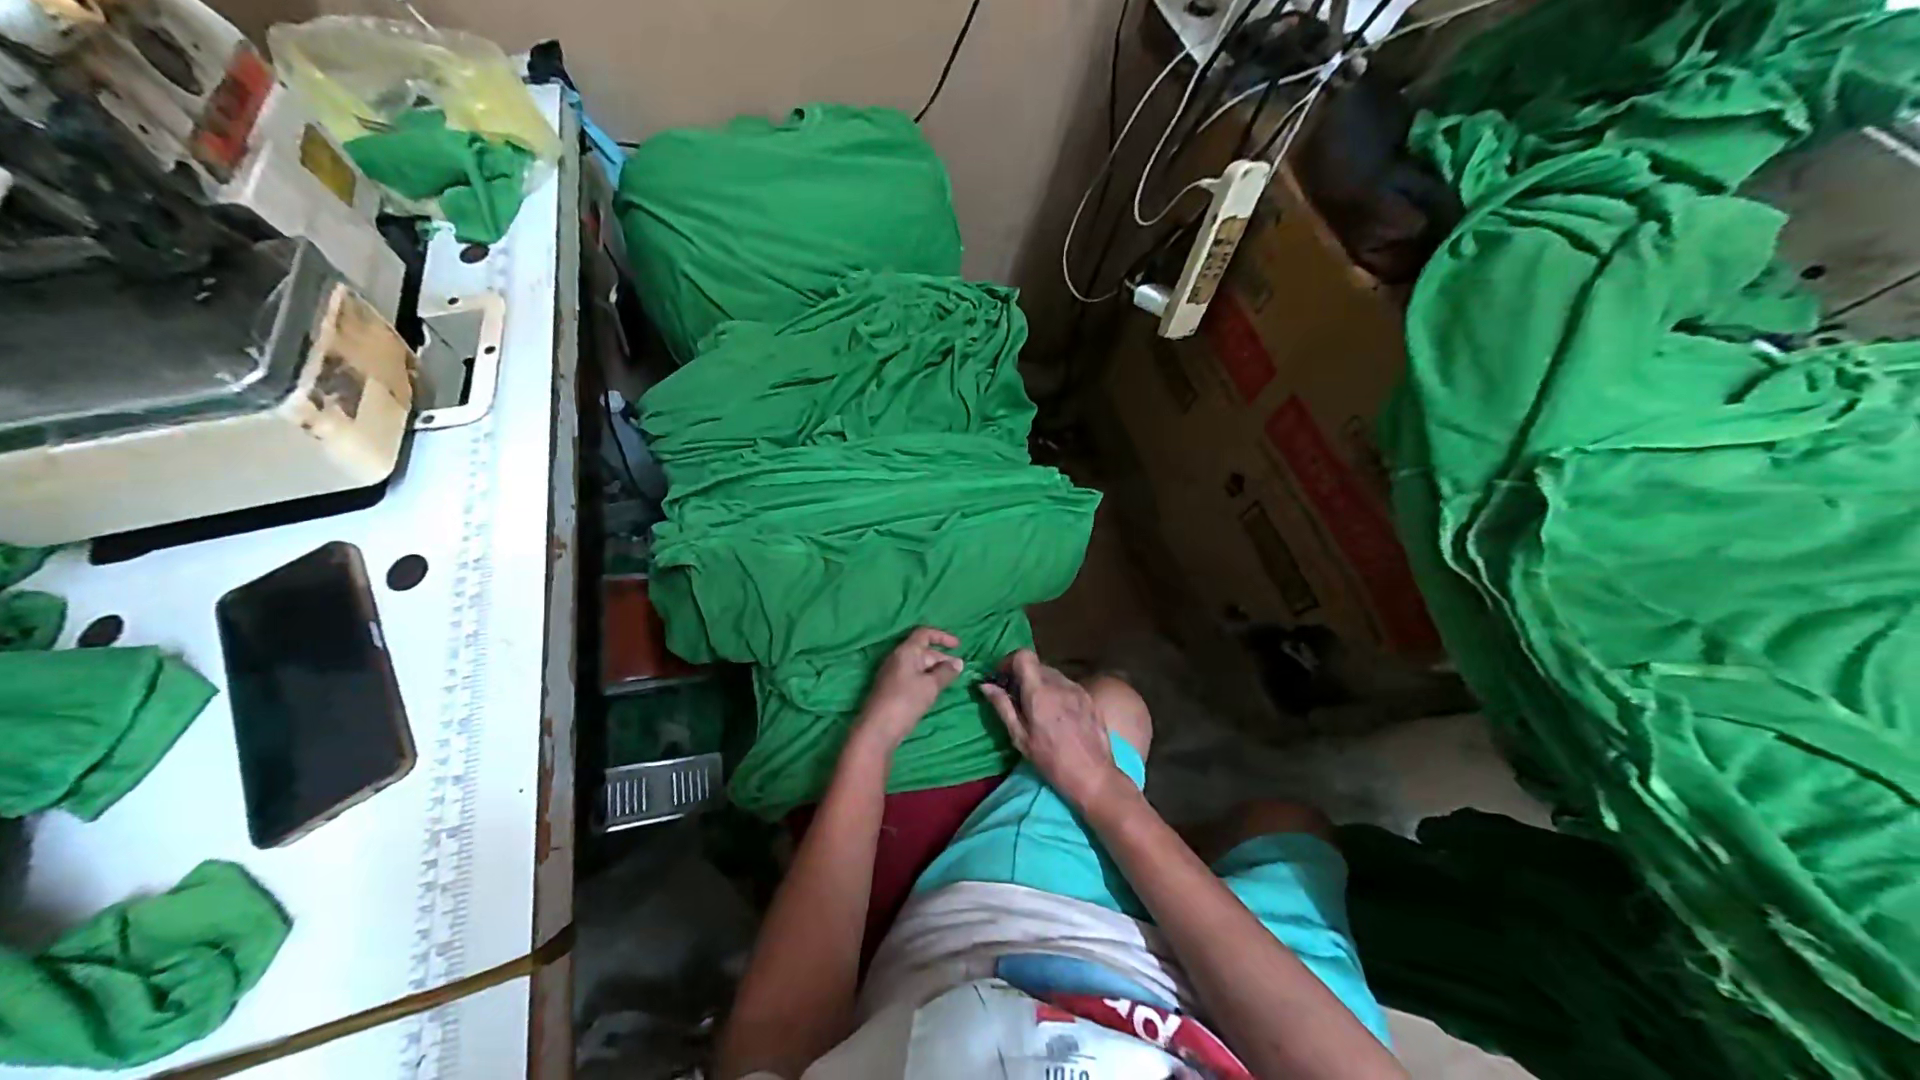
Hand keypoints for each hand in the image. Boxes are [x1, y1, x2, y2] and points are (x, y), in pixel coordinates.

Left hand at [853, 627, 965, 751]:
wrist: (878, 729)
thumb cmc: (906, 701)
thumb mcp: (931, 686)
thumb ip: (946, 672)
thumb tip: (958, 663)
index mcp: (906, 651)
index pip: (924, 634)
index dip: (942, 636)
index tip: (958, 646)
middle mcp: (897, 658)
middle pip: (922, 650)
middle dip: (942, 657)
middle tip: (959, 670)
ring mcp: (893, 674)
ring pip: (918, 665)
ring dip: (935, 670)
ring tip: (950, 681)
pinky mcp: (892, 688)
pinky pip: (912, 676)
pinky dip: (926, 679)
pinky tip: (934, 691)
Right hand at [978, 650, 1134, 814]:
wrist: (1092, 775)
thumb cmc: (1050, 760)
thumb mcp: (1020, 737)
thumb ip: (1003, 706)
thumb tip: (985, 685)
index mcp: (1039, 691)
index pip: (1023, 655)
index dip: (1009, 661)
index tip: (1002, 678)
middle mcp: (1059, 683)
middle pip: (1037, 665)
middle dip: (1024, 675)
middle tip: (1017, 697)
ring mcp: (1077, 689)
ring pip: (1053, 675)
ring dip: (1041, 684)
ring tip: (1038, 708)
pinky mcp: (1089, 697)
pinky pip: (1068, 685)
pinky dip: (1057, 692)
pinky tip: (1058, 715)